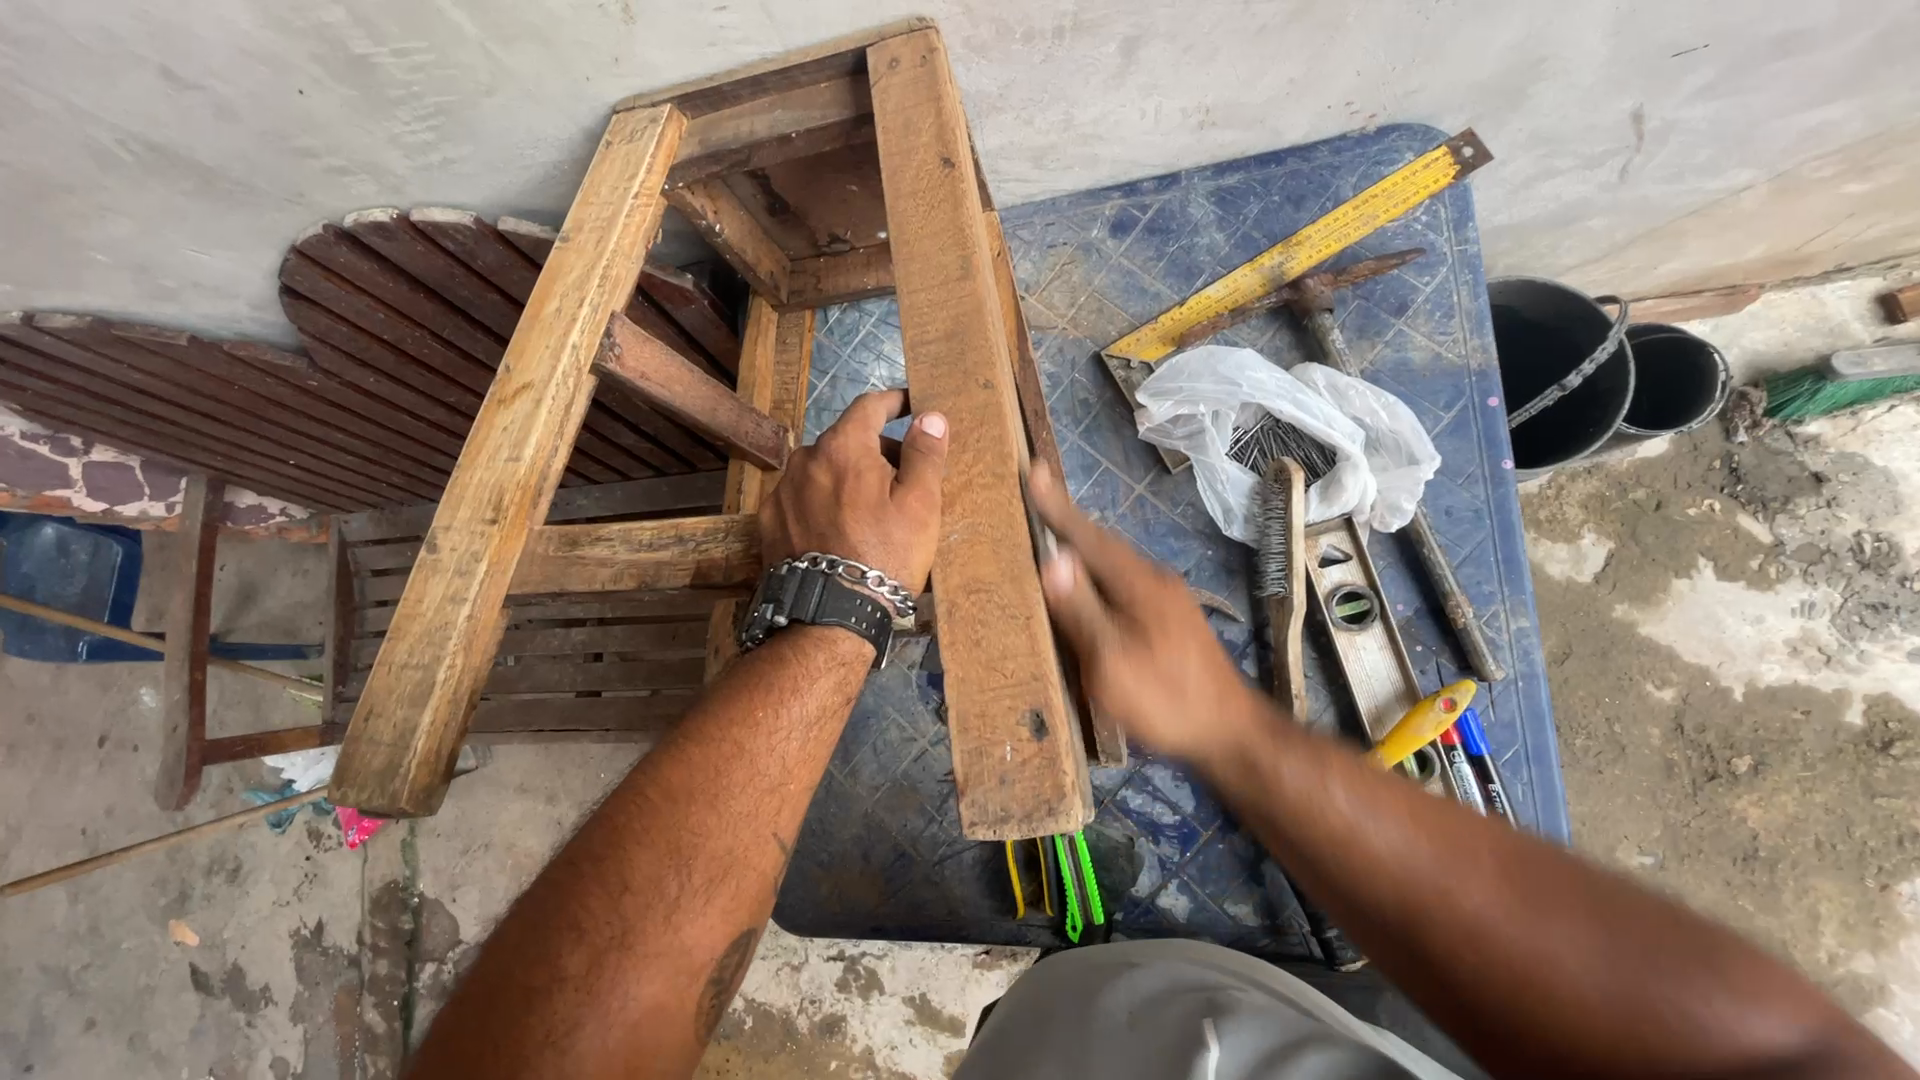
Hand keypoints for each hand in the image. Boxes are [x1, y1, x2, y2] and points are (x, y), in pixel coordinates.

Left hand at [759, 390, 947, 592]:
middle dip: (875, 449)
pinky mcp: (768, 521)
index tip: (911, 404)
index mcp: (843, 446)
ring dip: (847, 475)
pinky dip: (822, 501)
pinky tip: (838, 528)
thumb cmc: (886, 554)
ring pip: (822, 469)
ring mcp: (781, 490)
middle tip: (903, 475)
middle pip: (846, 440)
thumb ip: (925, 454)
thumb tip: (930, 416)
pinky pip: (802, 497)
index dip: (894, 401)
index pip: (869, 405)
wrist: (831, 614)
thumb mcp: (920, 504)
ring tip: (870, 507)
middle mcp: (804, 458)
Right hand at [1027, 464, 1259, 762]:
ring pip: (1115, 563)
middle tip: (1037, 500)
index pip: (1088, 537)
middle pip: (1103, 544)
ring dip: (1084, 548)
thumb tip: (1053, 558)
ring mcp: (1167, 599)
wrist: (1232, 732)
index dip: (1057, 507)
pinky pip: (1124, 582)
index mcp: (1139, 583)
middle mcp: (1155, 580)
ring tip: (1054, 539)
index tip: (1034, 471)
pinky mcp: (1170, 619)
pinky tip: (1088, 589)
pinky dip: (1098, 575)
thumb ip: (1082, 610)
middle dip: (1068, 522)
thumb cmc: (1167, 699)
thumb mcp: (1113, 661)